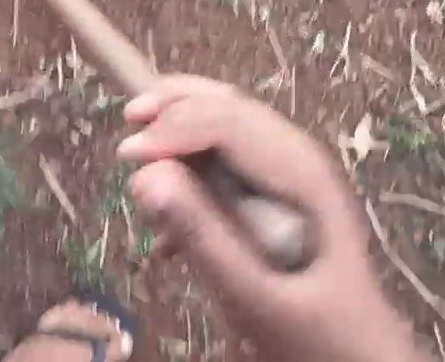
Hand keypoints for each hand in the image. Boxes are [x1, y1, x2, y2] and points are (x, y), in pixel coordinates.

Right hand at [118, 77, 424, 361]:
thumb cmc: (317, 338)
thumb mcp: (256, 298)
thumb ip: (203, 238)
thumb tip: (144, 176)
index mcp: (303, 174)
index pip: (228, 122)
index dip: (173, 128)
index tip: (127, 155)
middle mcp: (297, 156)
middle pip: (227, 106)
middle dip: (174, 107)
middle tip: (128, 119)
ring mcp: (289, 170)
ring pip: (225, 122)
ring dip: (180, 131)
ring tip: (143, 158)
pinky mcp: (276, 190)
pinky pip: (227, 156)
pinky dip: (191, 164)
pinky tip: (167, 218)